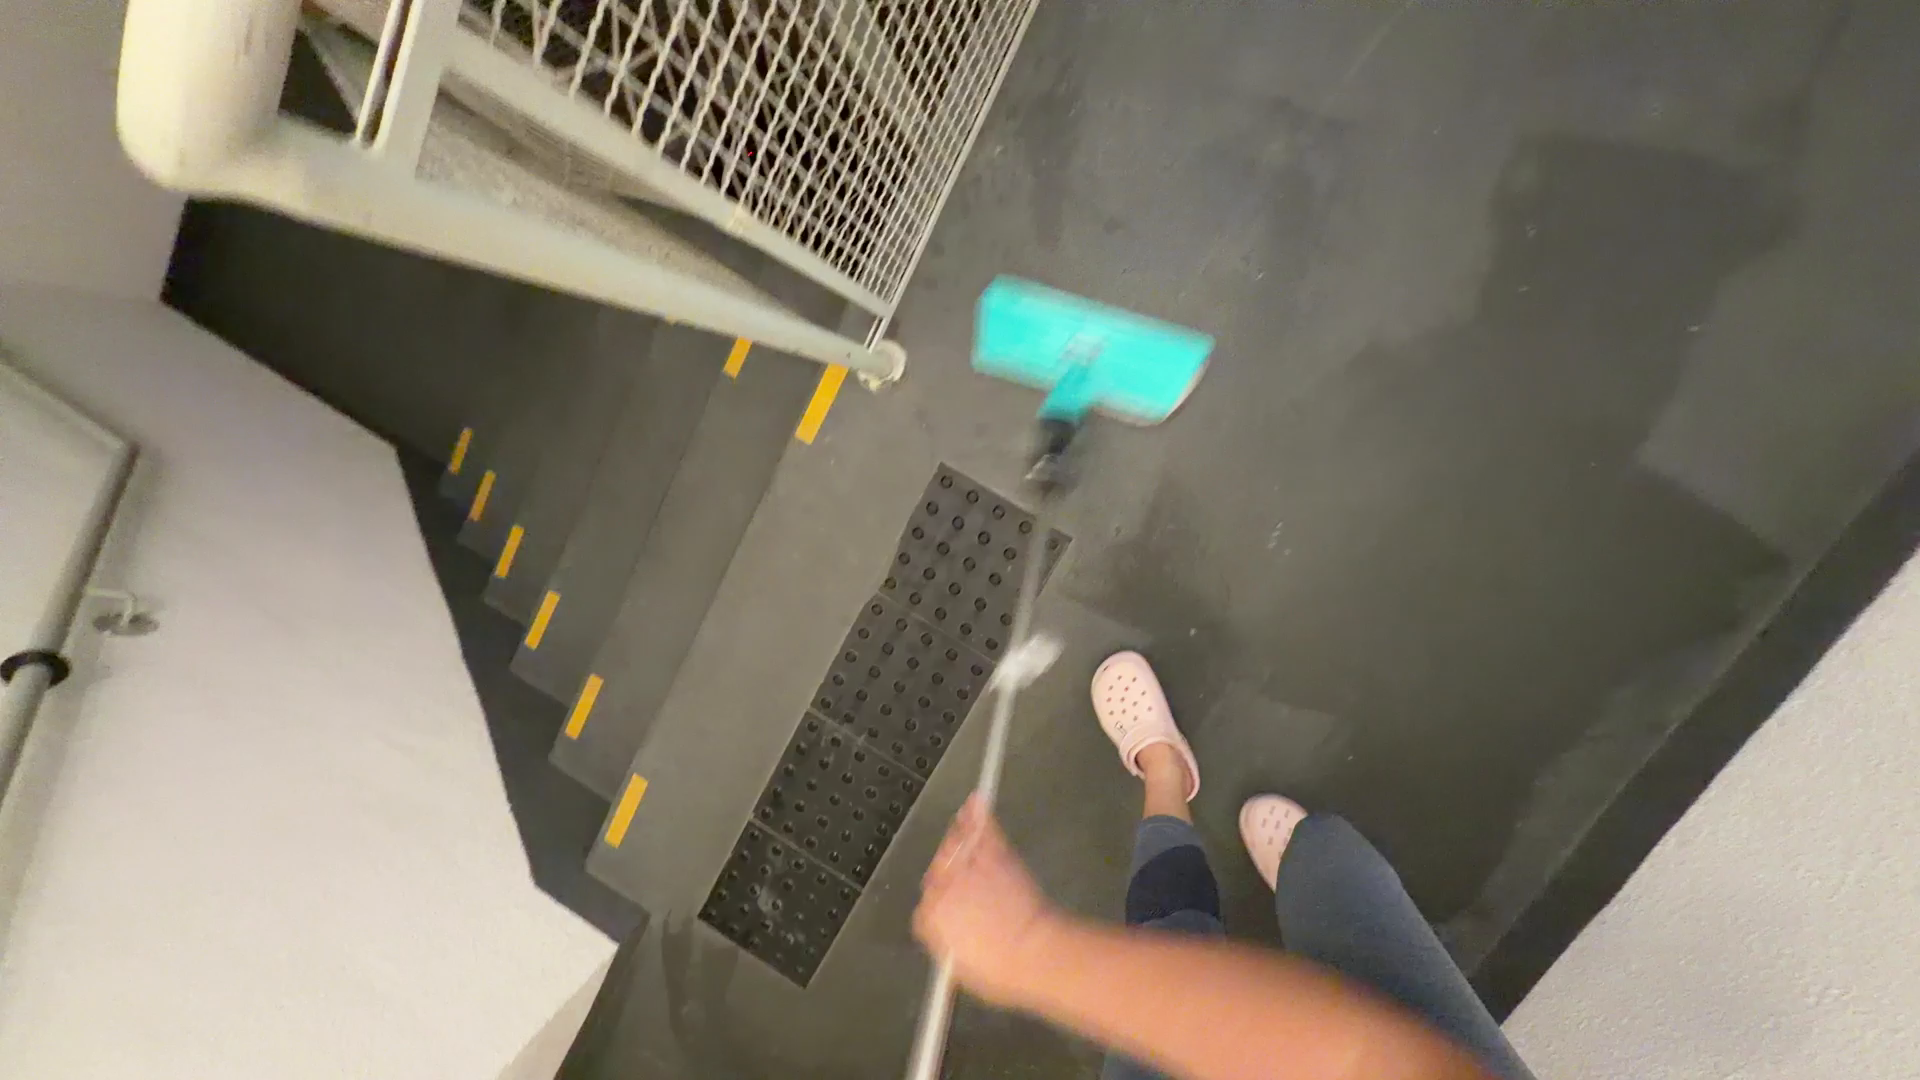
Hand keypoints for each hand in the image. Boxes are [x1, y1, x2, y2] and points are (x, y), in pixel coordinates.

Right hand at [913, 794, 1060, 1005]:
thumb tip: (948, 932)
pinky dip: (977, 813)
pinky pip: (980, 828)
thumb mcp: (963, 967)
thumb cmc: (1000, 968)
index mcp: (931, 919)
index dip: (941, 903)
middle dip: (947, 872)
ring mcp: (968, 866)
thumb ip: (948, 942)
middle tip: (964, 878)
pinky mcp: (992, 853)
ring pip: (954, 844)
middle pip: (937, 870)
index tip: (954, 906)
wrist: (1032, 951)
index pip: (926, 904)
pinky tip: (976, 801)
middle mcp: (943, 888)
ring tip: (964, 833)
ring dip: (958, 839)